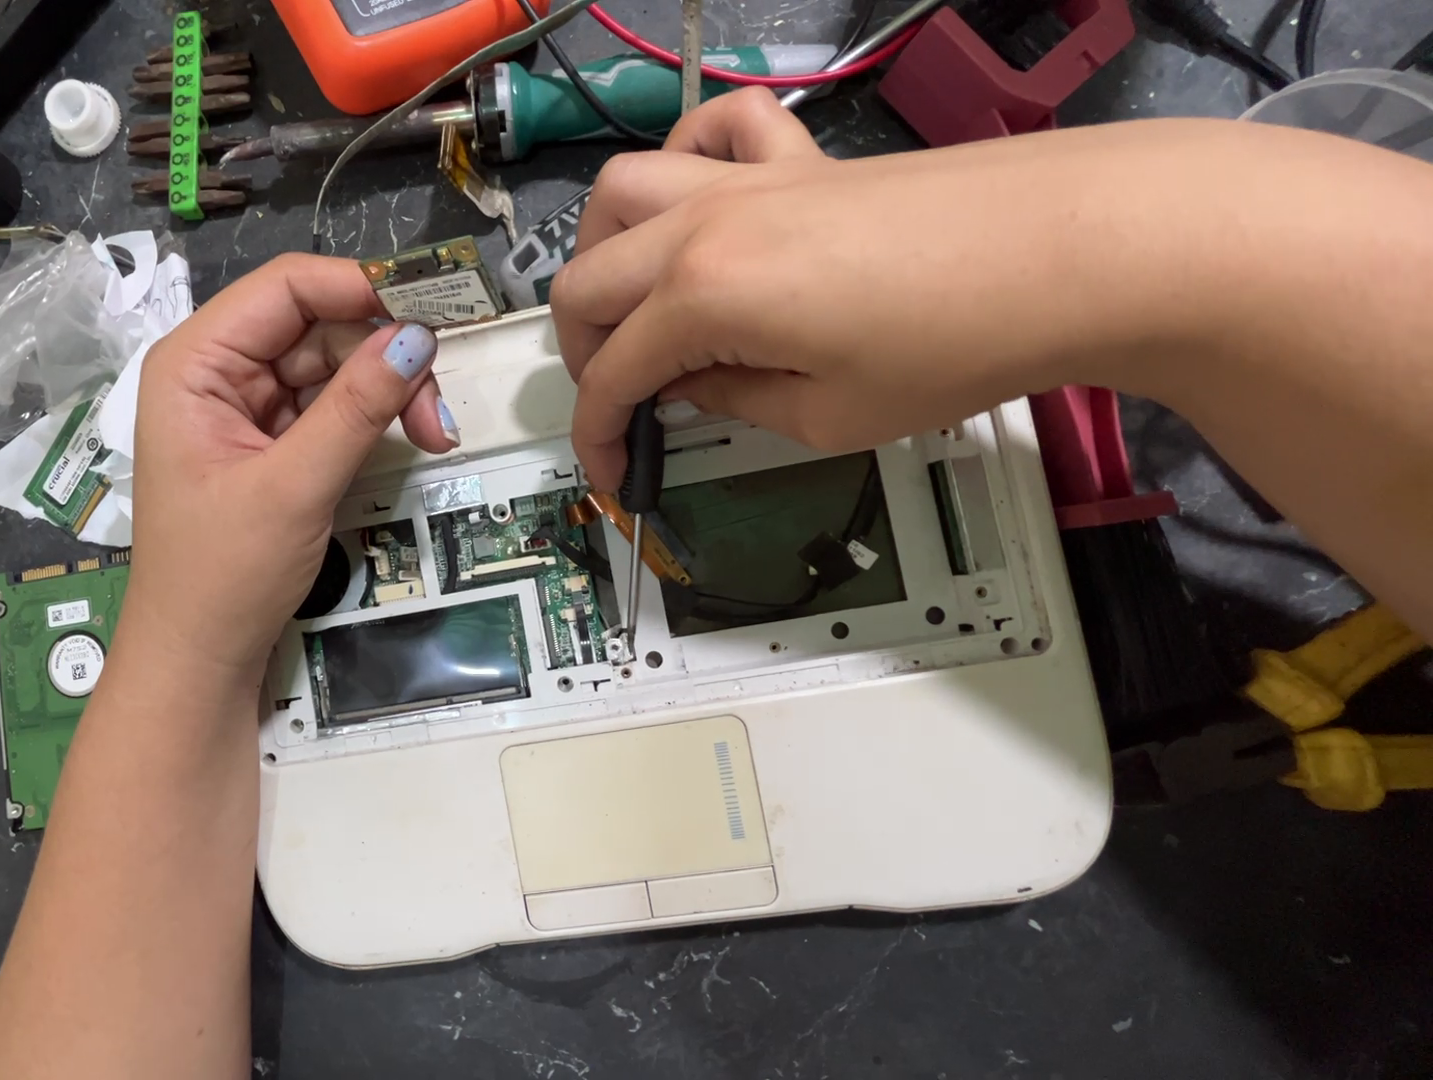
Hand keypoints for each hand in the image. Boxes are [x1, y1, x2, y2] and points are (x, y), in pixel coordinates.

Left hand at [122, 254, 456, 679]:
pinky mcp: (279, 442)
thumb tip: (419, 338)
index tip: (429, 314)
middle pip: (320, 328)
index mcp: (197, 362)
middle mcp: (223, 371)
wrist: (203, 654)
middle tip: (439, 413)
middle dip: (384, 359)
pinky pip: (335, 407)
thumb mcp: (294, 485)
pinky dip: (376, 419)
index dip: (358, 289)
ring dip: (390, 393)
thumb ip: (357, 407)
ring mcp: (252, 408)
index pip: (284, 288)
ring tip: (435, 435)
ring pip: (337, 367)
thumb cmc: (226, 572)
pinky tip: (412, 438)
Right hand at [551, 89, 1246, 488]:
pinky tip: (699, 206)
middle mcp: (702, 225)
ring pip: (618, 194)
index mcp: (703, 297)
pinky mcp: (798, 155)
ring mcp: (746, 178)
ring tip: (637, 304)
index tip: (614, 477)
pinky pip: (713, 129)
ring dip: (604, 256)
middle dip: (582, 355)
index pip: (611, 375)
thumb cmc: (953, 350)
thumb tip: (684, 385)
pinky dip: (684, 163)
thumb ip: (729, 400)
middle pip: (584, 283)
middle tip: (621, 399)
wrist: (1082, 248)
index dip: (598, 437)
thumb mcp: (824, 416)